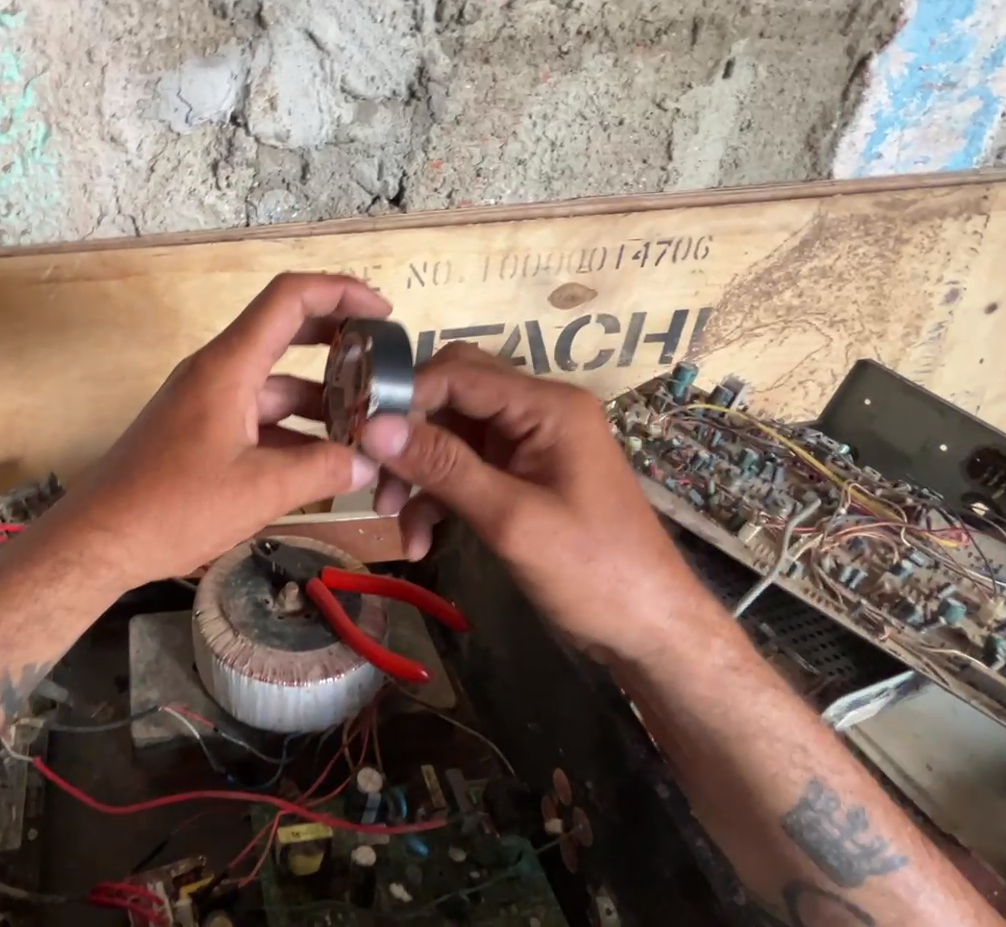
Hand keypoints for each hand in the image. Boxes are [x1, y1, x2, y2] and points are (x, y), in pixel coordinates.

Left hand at [44, 273, 388, 588]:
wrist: (99, 538)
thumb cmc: (173, 507)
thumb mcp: (259, 490)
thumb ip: (320, 471)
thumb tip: (365, 463)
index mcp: (228, 366)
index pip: (289, 299)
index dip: (340, 292)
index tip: (382, 312)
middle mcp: (216, 372)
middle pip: (284, 334)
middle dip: (337, 345)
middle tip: (382, 366)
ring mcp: (205, 401)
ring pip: (273, 384)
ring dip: (317, 400)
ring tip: (364, 426)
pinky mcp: (198, 431)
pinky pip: (254, 415)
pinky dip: (290, 429)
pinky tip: (320, 460)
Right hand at [357, 343, 718, 664]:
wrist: (649, 633)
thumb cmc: (593, 572)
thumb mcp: (510, 519)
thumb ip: (442, 466)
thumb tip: (373, 426)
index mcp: (547, 406)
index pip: (458, 373)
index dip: (403, 395)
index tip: (356, 431)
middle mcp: (537, 413)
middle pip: (450, 397)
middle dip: (407, 434)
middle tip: (370, 470)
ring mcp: (528, 445)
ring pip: (449, 435)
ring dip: (416, 473)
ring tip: (389, 516)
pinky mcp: (520, 476)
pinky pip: (463, 470)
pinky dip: (437, 498)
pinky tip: (419, 538)